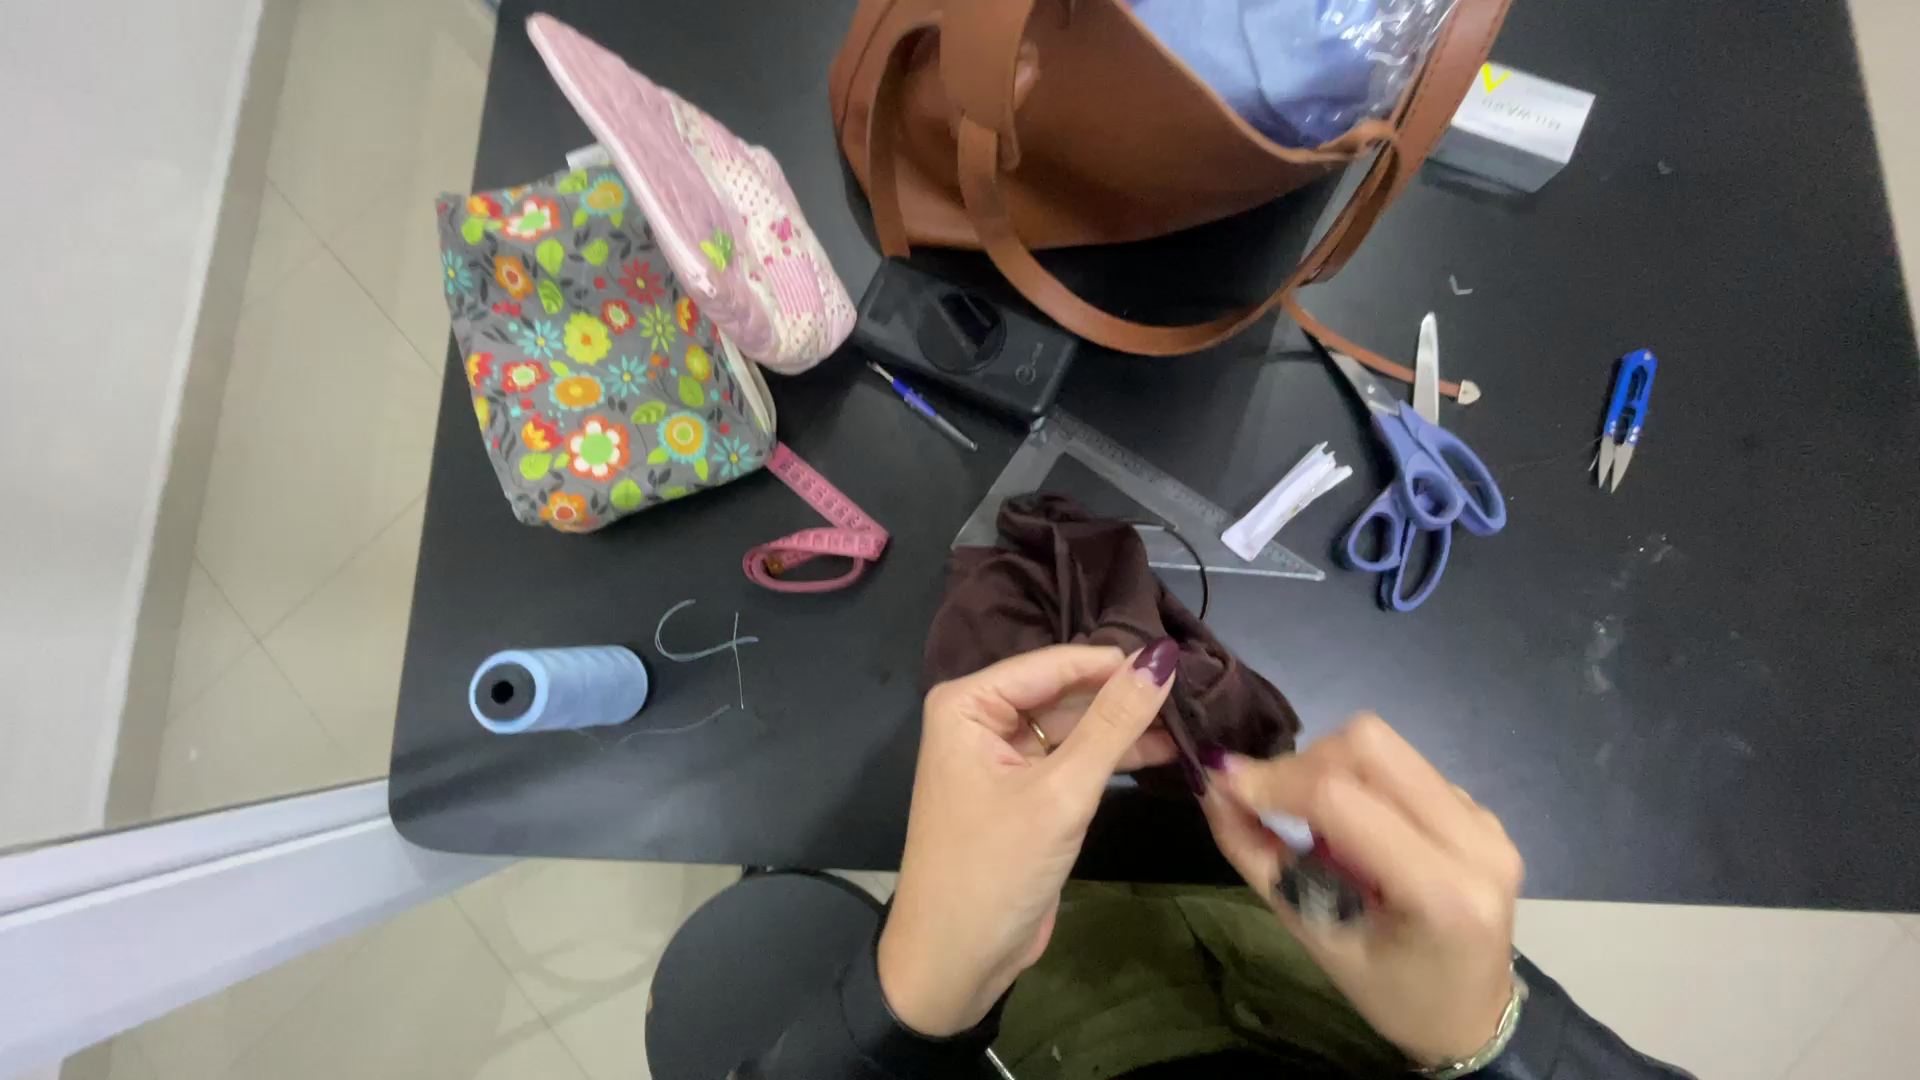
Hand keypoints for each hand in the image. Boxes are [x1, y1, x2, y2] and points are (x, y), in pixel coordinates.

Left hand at [877, 641, 1178, 1035]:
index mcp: (968, 703)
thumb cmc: (996, 868)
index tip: (1180, 657)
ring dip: (1124, 727)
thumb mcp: (1060, 792)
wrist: (955, 963)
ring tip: (1191, 718)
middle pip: (1063, 691)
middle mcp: (980, 718)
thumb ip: (1113, 723)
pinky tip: (1164, 750)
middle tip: (1194, 690)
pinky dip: (1112, 757)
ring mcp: (1002, 754)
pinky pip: (1071, 757)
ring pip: (1072, 725)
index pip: (1053, 664)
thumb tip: (1162, 657)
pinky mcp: (1024, 787)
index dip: (1116, 661)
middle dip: (1122, 695)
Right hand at [1199, 714, 1522, 1066]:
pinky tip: (1354, 824)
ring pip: (1381, 744)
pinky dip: (1355, 778)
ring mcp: (1483, 819)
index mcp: (1441, 891)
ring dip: (1326, 766)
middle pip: (1367, 745)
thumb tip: (1211, 785)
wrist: (1470, 1018)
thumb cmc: (1385, 989)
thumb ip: (1252, 852)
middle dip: (1301, 762)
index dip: (1271, 781)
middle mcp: (1474, 841)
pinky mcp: (1478, 808)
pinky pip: (1399, 762)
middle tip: (1273, 800)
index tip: (1226, 784)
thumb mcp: (1308, 932)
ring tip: (1312, 816)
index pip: (1339, 798)